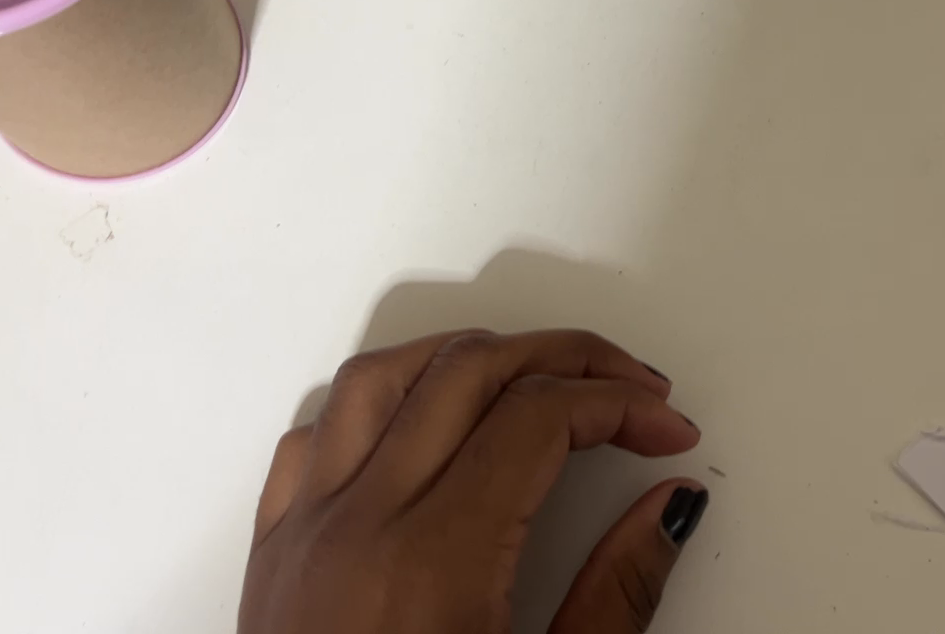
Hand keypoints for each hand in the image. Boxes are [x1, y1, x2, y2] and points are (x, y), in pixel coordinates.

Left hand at [237, 330, 707, 633]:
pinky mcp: (272, 549)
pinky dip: (383, 395)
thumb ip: (619, 592)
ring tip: (537, 370)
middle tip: (629, 381)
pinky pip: (320, 430)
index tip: (669, 424)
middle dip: (569, 356)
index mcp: (430, 565)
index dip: (619, 402)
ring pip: (387, 374)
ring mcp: (304, 530)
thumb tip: (672, 500)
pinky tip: (428, 413)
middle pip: (475, 371)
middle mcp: (358, 525)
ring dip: (473, 353)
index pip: (540, 417)